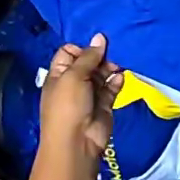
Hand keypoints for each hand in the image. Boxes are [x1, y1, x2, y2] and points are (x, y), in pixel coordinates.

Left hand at [39, 33, 122, 162]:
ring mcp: (89, 94)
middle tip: (113, 51)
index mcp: (59, 74)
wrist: (77, 142)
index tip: (97, 45)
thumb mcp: (73, 76)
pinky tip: (121, 77)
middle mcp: (73, 82)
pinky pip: (112, 88)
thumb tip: (100, 37)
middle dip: (100, 56)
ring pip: (102, 74)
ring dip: (111, 67)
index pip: (69, 52)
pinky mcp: (104, 105)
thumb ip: (88, 57)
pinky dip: (117, 82)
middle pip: (88, 62)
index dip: (82, 47)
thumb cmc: (68, 105)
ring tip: (119, 63)